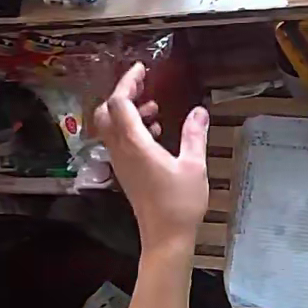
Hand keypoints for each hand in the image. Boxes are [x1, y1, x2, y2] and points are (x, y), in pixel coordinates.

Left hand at [92, 62, 208, 253]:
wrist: (165, 238)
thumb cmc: (180, 204)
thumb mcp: (194, 166)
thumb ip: (195, 135)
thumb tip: (200, 110)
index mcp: (135, 145)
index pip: (119, 103)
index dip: (127, 82)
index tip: (142, 69)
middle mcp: (121, 151)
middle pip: (107, 112)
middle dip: (122, 94)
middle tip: (144, 84)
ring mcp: (120, 163)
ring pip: (111, 127)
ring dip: (128, 112)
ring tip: (155, 107)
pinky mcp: (125, 172)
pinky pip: (120, 142)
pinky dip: (132, 129)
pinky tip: (156, 132)